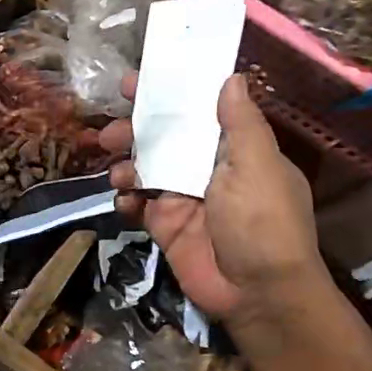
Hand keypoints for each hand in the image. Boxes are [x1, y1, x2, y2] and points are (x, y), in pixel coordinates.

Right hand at [101, 73, 326, 325]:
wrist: (257, 292)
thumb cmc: (262, 222)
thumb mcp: (258, 165)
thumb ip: (240, 123)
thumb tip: (232, 78)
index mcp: (233, 150)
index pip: (195, 112)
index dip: (166, 96)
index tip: (132, 83)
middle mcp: (206, 169)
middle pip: (162, 139)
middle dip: (134, 132)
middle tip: (109, 133)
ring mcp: (183, 198)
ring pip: (145, 169)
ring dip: (126, 165)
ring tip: (117, 174)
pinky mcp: (166, 226)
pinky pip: (138, 204)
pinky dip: (126, 199)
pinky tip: (125, 201)